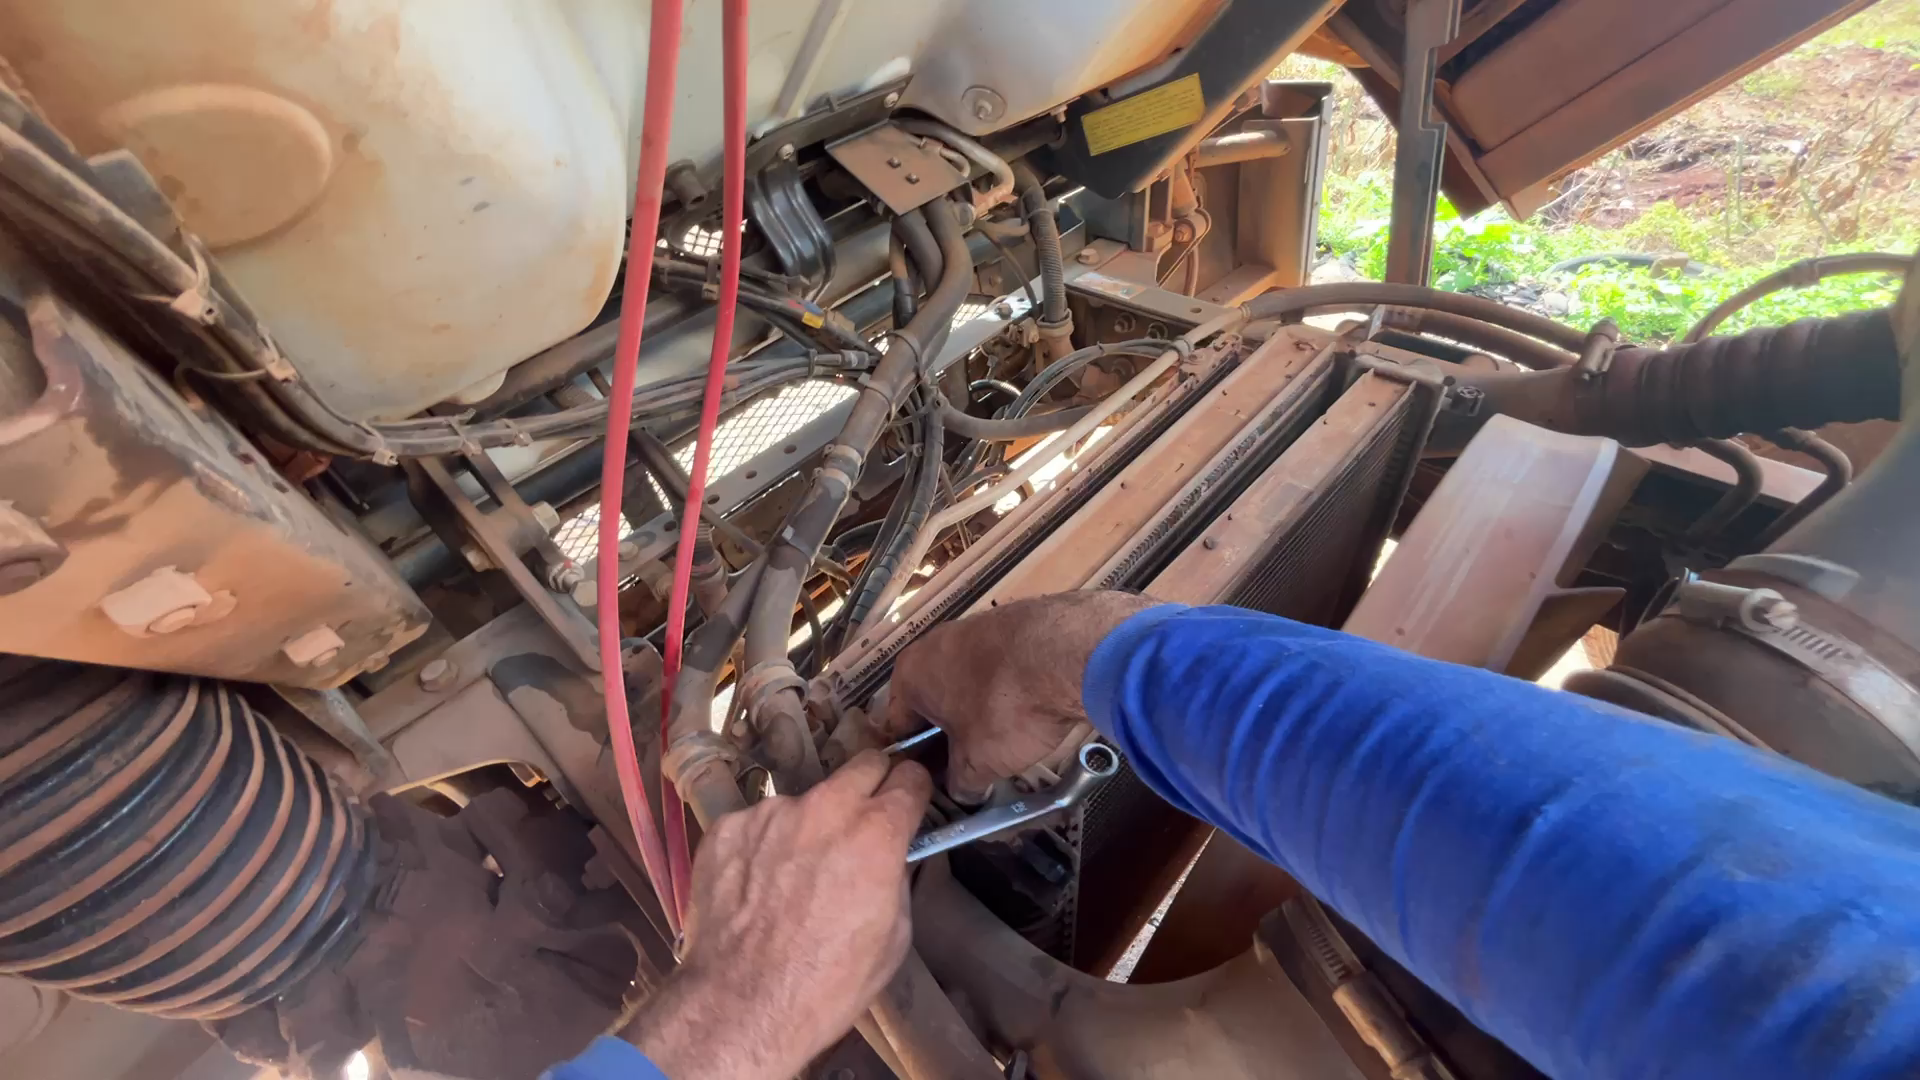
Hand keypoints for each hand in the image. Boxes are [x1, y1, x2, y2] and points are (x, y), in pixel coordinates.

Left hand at [622, 751, 931, 1079]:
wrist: (739, 1009)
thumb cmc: (828, 983)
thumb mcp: (894, 936)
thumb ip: (897, 875)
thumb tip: (892, 854)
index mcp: (876, 831)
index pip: (911, 775)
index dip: (914, 789)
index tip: (909, 801)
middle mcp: (827, 806)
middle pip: (865, 763)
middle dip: (872, 785)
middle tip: (862, 820)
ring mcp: (773, 811)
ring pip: (807, 798)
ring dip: (811, 823)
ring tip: (794, 873)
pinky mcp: (729, 825)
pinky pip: (759, 822)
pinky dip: (764, 844)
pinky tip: (756, 884)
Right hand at [882, 590, 1157, 796]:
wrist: (1067, 651)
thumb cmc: (1005, 707)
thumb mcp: (978, 762)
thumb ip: (961, 781)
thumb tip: (962, 790)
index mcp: (910, 673)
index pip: (898, 726)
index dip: (913, 761)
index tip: (930, 784)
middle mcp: (935, 643)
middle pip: (933, 702)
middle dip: (948, 736)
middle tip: (969, 770)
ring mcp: (974, 628)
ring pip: (968, 683)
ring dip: (978, 712)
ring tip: (1003, 743)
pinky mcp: (1012, 624)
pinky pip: (1000, 667)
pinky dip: (1007, 689)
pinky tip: (1028, 712)